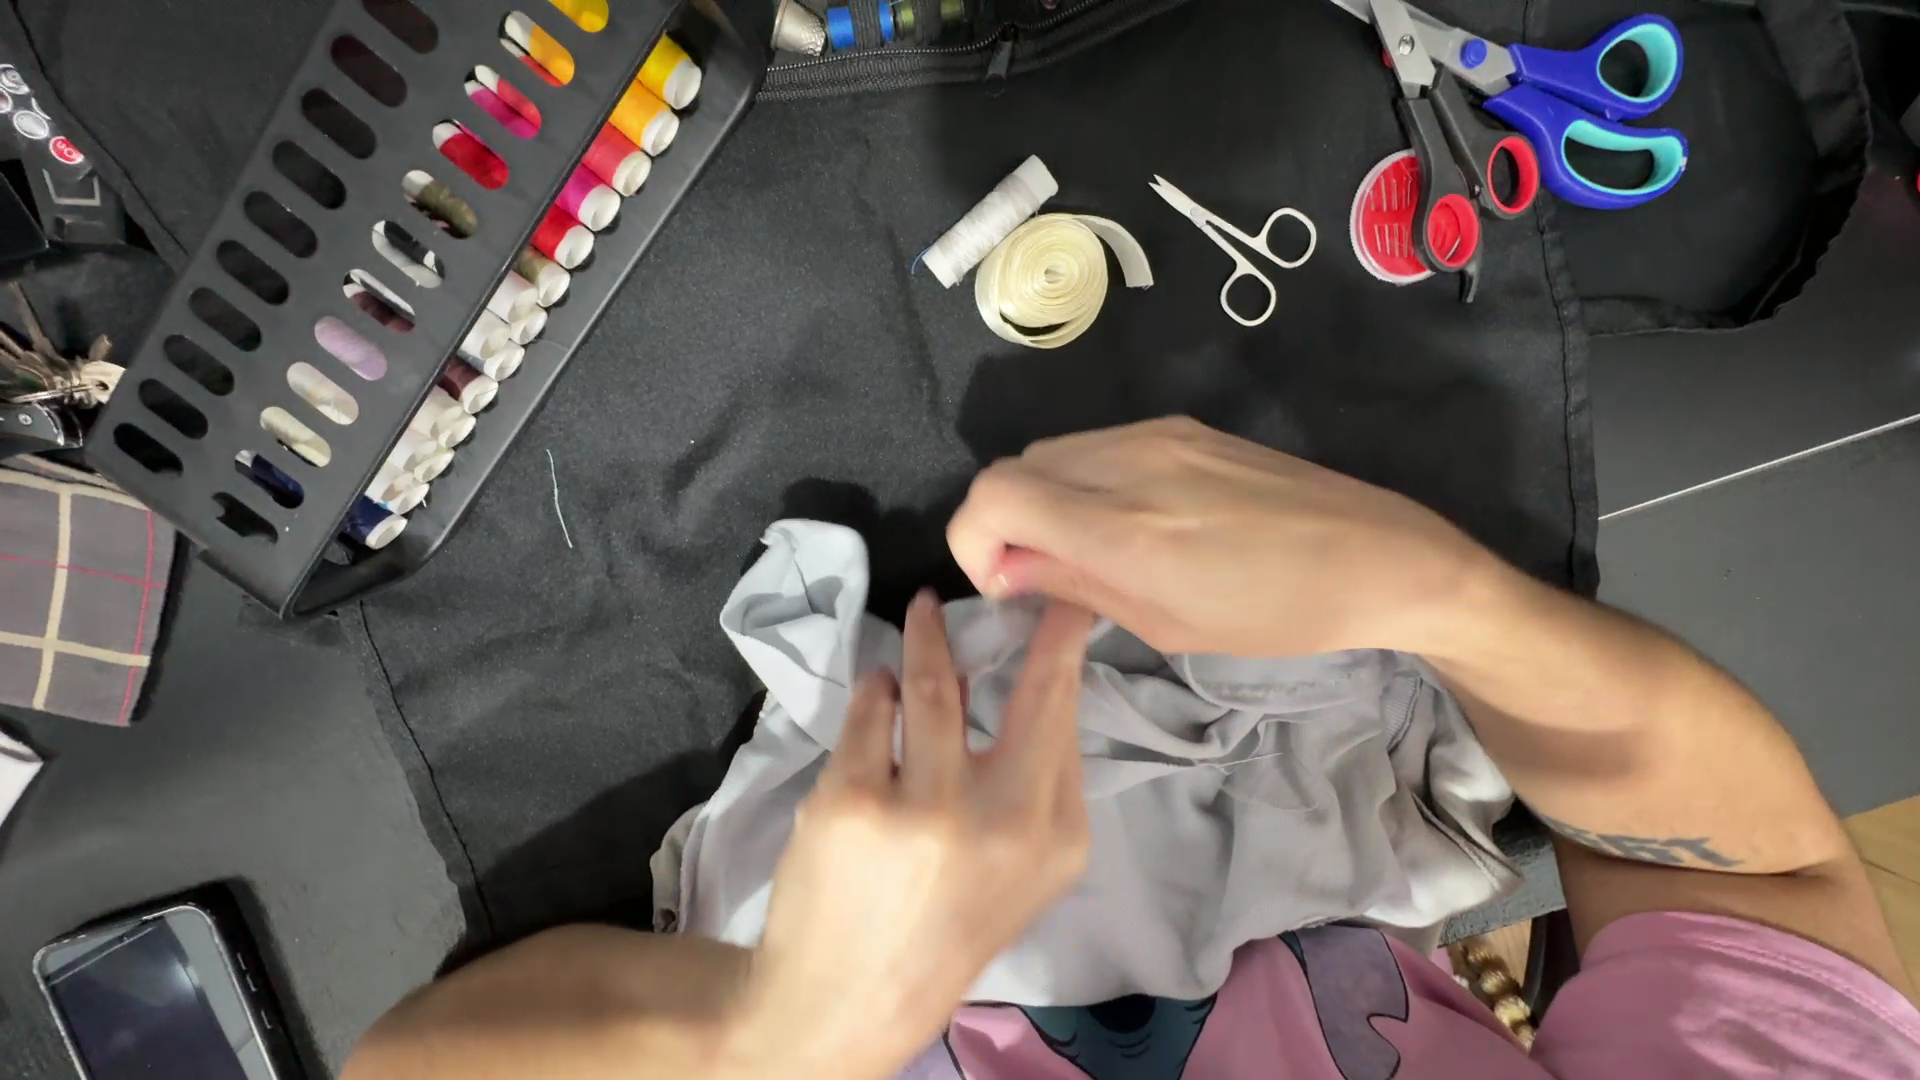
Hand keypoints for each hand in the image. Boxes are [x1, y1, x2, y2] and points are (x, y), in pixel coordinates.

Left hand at [725, 592, 1095, 1079]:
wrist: (849, 999)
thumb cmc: (946, 923)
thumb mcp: (1024, 870)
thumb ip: (1035, 779)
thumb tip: (1021, 683)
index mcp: (1054, 836)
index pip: (1067, 713)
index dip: (1064, 646)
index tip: (1066, 600)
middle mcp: (1001, 819)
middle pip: (1023, 689)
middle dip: (1019, 621)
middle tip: (1006, 575)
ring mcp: (924, 809)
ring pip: (932, 682)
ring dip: (924, 639)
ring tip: (921, 614)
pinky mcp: (854, 800)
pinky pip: (871, 707)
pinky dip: (876, 688)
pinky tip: (879, 689)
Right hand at [946, 417, 1495, 656]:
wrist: (1378, 554)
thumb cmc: (1274, 613)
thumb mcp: (1164, 623)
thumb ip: (1073, 583)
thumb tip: (1008, 569)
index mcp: (1123, 526)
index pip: (993, 496)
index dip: (972, 541)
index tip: (1005, 584)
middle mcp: (1126, 462)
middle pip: (1009, 468)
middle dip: (1000, 523)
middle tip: (1038, 573)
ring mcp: (1154, 434)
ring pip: (1047, 452)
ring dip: (1038, 501)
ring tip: (1080, 548)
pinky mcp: (1178, 425)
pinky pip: (1092, 446)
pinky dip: (1075, 482)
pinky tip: (1119, 518)